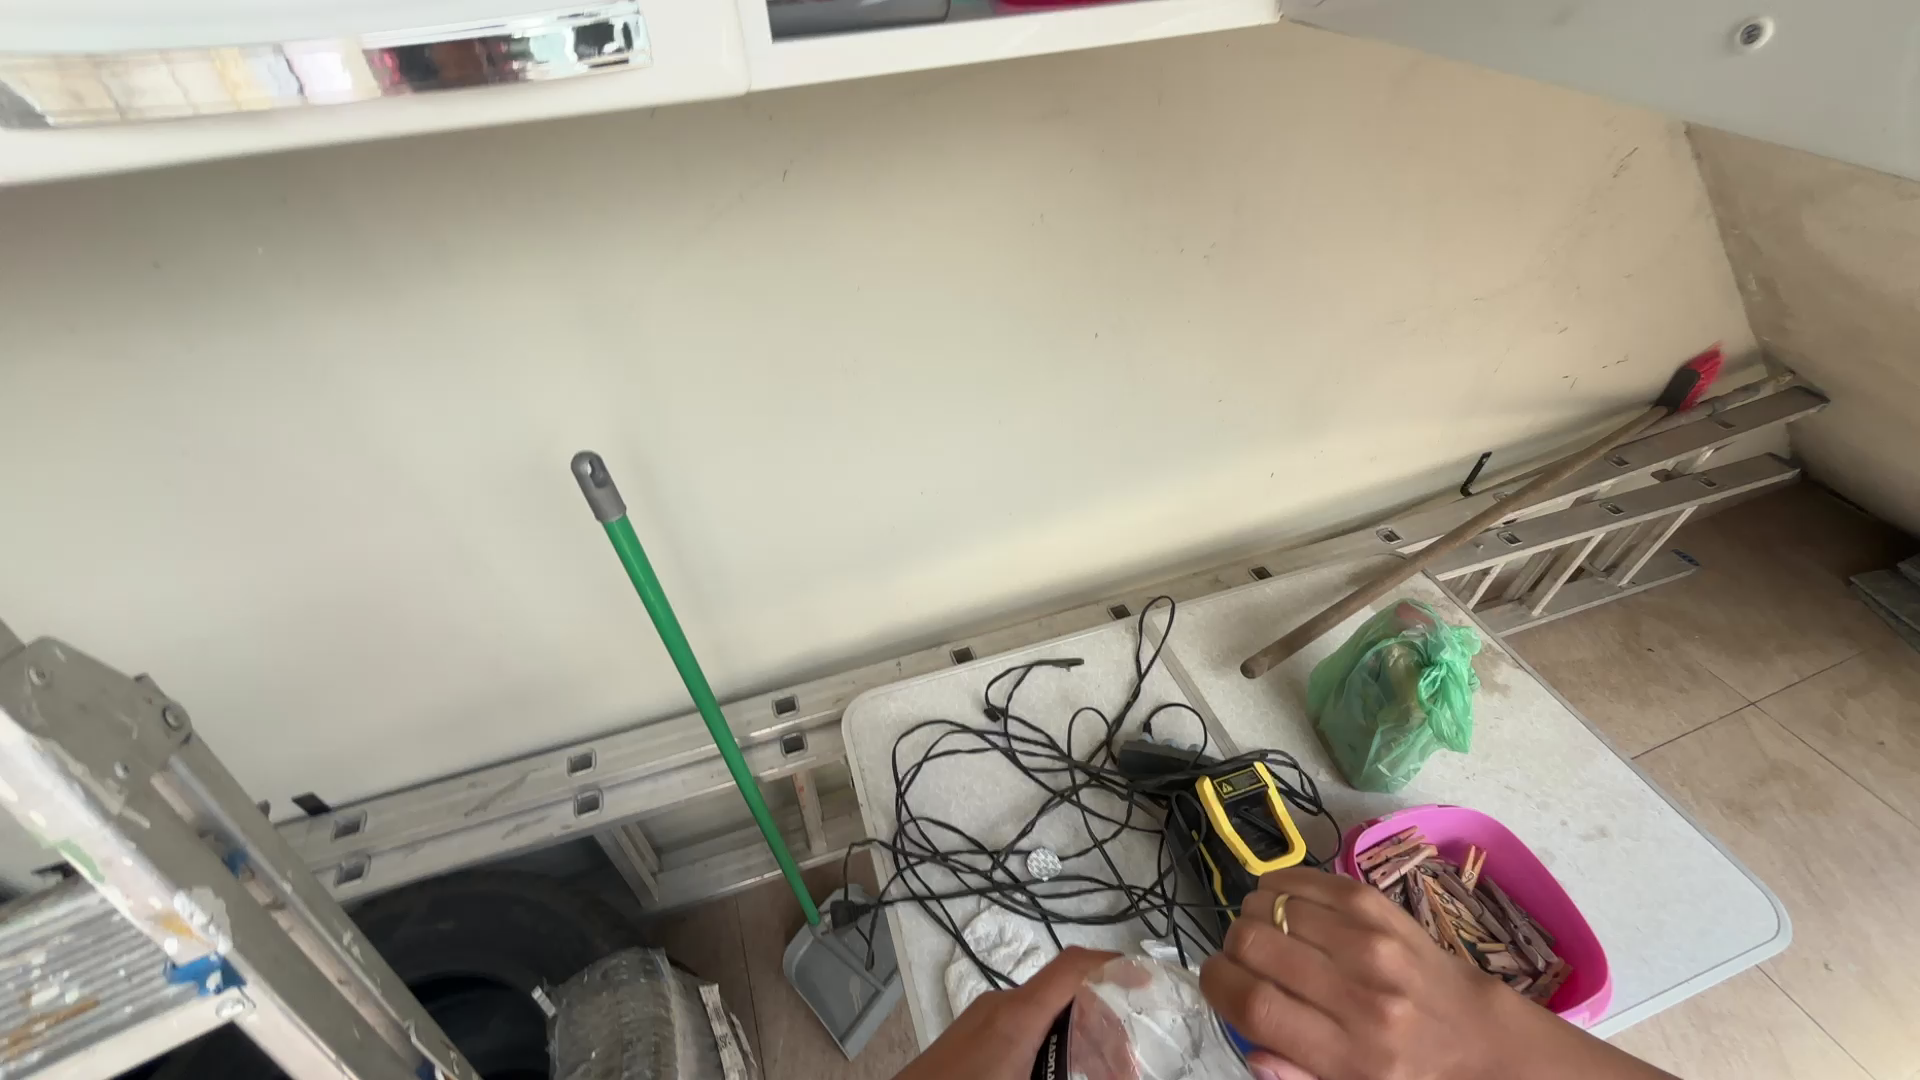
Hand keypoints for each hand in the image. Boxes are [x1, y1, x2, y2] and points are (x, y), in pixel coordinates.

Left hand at [895, 946, 1117, 1079]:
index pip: (1071, 967)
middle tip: (1129, 1063)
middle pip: (1065, 994)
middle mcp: (1000, 1004)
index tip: (1146, 979)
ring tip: (1103, 1072)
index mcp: (1016, 1015)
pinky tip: (1064, 1072)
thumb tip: (1112, 1070)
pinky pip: (1024, 1027)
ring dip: (1079, 1039)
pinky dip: (1052, 1044)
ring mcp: (984, 1017)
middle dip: (1104, 1023)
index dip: (1112, 964)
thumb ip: (1072, 1068)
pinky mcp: (974, 1034)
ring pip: (1046, 1014)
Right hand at [1199, 868, 1673, 1079]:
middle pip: (1252, 943)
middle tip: (1245, 963)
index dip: (1217, 985)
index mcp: (1355, 1056)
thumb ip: (1296, 1073)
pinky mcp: (1374, 902)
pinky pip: (1297, 878)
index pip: (1254, 1003)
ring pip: (1268, 904)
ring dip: (1254, 918)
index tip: (1216, 983)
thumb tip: (1245, 1041)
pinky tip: (1286, 910)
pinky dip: (1276, 889)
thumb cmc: (1413, 1077)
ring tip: (1269, 937)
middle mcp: (1362, 993)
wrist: (1486, 1042)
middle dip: (1232, 950)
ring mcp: (1369, 939)